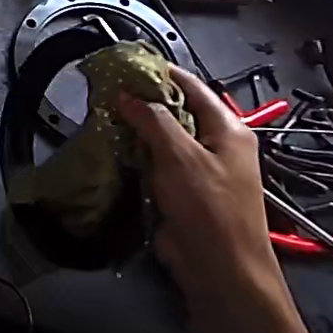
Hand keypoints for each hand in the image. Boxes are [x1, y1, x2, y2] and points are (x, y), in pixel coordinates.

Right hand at [117, 67, 278, 293]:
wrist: (218, 268)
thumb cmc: (209, 209)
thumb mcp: (180, 156)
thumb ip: (153, 120)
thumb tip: (127, 95)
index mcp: (227, 130)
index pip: (192, 87)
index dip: (162, 73)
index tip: (129, 63)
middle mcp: (215, 145)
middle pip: (176, 111)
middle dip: (143, 101)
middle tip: (109, 89)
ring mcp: (197, 168)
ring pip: (162, 137)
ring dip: (136, 128)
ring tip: (104, 113)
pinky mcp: (180, 190)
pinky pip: (155, 162)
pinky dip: (136, 152)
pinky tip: (113, 145)